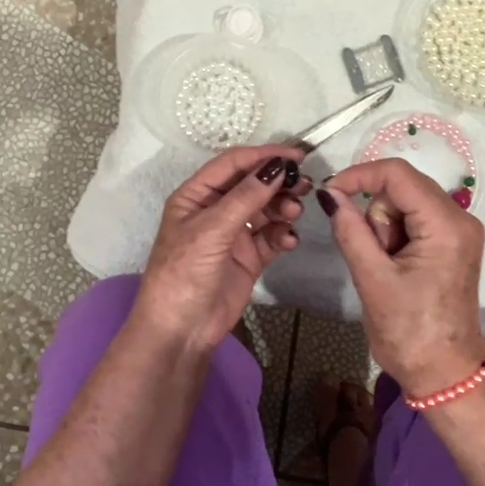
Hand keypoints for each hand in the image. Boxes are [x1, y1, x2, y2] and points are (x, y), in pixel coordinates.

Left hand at [134, 145, 307, 350]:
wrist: (180, 330)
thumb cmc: (184, 272)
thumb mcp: (212, 229)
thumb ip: (246, 197)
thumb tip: (277, 166)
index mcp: (196, 195)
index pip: (232, 164)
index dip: (263, 156)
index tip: (296, 155)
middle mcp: (215, 210)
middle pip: (252, 185)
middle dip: (277, 183)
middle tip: (304, 185)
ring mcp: (232, 234)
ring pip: (265, 210)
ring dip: (282, 207)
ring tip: (295, 213)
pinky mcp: (248, 257)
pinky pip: (271, 237)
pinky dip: (283, 234)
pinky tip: (290, 239)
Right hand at [319, 159, 484, 396]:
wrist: (444, 373)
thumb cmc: (409, 331)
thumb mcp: (372, 278)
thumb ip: (350, 229)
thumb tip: (330, 193)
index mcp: (446, 225)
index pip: (397, 174)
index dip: (359, 175)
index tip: (329, 193)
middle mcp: (459, 218)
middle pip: (402, 186)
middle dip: (375, 211)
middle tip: (371, 252)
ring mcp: (458, 230)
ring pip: (404, 202)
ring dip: (384, 226)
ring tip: (384, 267)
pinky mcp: (450, 243)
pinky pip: (413, 219)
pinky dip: (394, 234)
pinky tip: (392, 264)